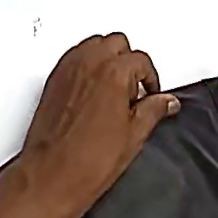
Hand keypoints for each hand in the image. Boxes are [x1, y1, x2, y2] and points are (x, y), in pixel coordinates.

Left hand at [0, 34, 179, 217]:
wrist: (52, 174)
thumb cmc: (86, 161)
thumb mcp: (133, 137)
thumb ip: (153, 111)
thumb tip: (166, 102)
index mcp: (114, 72)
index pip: (141, 60)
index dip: (150, 78)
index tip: (151, 93)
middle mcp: (91, 61)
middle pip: (118, 42)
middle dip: (129, 61)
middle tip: (133, 89)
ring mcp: (71, 65)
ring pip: (96, 43)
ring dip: (107, 57)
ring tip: (113, 88)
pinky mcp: (56, 74)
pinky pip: (77, 54)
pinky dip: (87, 62)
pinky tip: (93, 89)